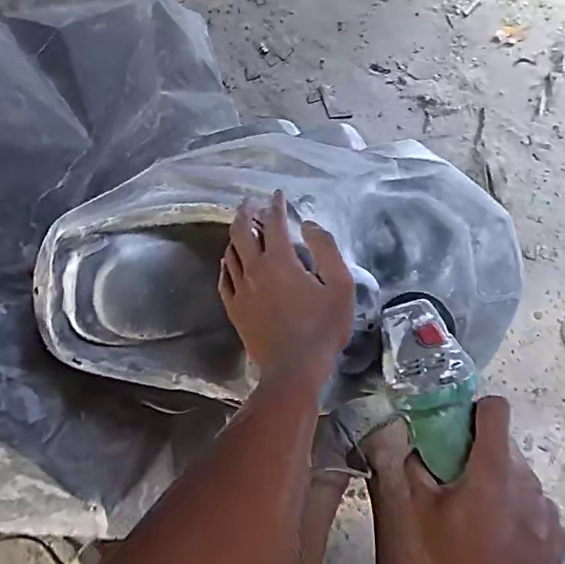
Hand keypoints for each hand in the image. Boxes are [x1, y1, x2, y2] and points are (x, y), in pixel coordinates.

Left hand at [217, 191, 354, 380]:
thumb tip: (309, 225)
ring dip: (236, 236)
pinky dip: (227, 263)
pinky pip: (224, 277)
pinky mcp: (234, 308)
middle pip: (241, 231)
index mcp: (279, 261)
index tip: (278, 195)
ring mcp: (240, 289)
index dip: (276, 205)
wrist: (293, 368)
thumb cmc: (322, 328)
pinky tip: (230, 261)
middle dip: (245, 212)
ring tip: (243, 228)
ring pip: (230, 253)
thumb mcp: (339, 286)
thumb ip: (326, 250)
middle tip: (250, 202)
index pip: (273, 223)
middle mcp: (253, 270)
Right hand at [404, 396, 564, 563]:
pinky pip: (534, 507)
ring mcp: (546, 506)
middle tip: (457, 476)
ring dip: (499, 483)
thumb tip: (413, 451)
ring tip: (478, 513)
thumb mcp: (423, 511)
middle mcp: (526, 478)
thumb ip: (416, 471)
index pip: (495, 409)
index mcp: (492, 466)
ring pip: (519, 477)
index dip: (477, 408)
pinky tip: (500, 537)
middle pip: (504, 445)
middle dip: (480, 453)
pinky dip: (517, 511)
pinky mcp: (559, 532)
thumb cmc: (460, 557)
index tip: (460, 424)